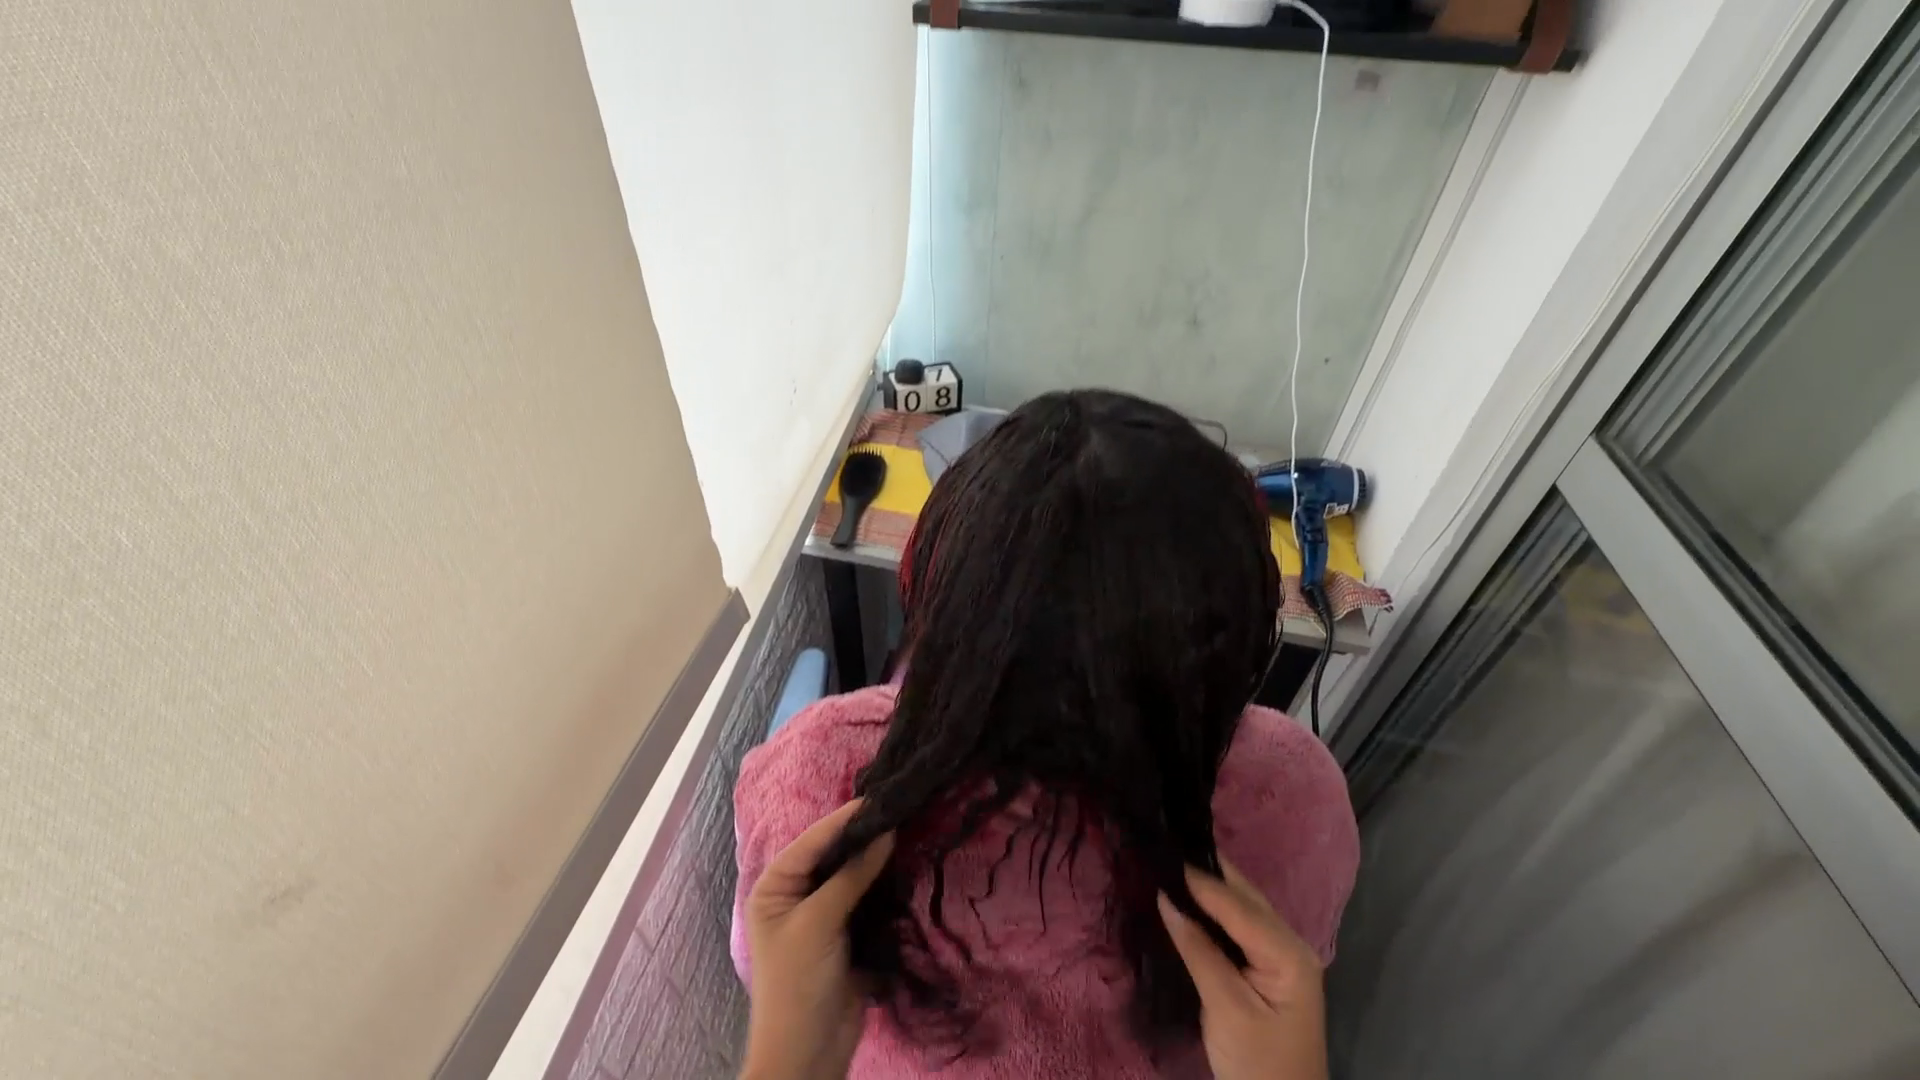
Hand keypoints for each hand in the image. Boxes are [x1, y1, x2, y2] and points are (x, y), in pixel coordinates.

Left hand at [739, 799, 894, 1079]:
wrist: (808, 1055)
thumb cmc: (798, 984)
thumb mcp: (819, 923)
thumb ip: (851, 876)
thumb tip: (885, 831)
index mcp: (775, 887)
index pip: (813, 841)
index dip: (845, 819)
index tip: (881, 797)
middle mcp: (797, 895)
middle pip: (833, 855)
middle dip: (863, 836)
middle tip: (901, 810)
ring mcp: (822, 915)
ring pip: (852, 875)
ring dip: (877, 859)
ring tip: (910, 830)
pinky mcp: (847, 934)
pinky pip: (866, 899)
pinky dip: (883, 884)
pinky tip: (907, 867)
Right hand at [1158, 859, 1327, 1079]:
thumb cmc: (1257, 1065)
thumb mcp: (1225, 1009)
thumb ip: (1198, 951)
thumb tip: (1168, 900)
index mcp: (1289, 954)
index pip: (1238, 905)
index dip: (1201, 880)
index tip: (1164, 854)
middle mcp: (1292, 946)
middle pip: (1246, 898)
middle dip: (1210, 872)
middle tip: (1168, 847)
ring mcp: (1284, 957)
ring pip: (1245, 908)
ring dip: (1212, 888)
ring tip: (1174, 864)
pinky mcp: (1271, 969)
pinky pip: (1242, 926)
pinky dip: (1217, 910)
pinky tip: (1193, 900)